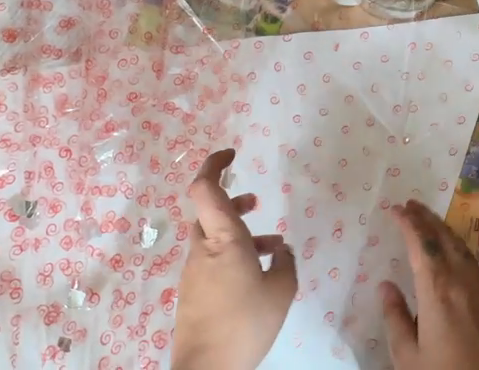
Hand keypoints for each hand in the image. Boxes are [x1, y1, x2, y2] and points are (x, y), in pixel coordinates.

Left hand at [171, 148, 297, 369]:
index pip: (204, 188)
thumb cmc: (245, 323)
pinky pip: (213, 261)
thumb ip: (285, 263)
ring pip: (214, 238)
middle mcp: (204, 249)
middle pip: (210, 211)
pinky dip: (233, 257)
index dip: (214, 164)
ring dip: (240, 233)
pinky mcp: (194, 293)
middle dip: (234, 202)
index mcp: (223, 238)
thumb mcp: (281, 289)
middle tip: (256, 202)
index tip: (231, 154)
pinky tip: (258, 276)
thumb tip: (281, 251)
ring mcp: (195, 272)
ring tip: (272, 246)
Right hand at [379, 200, 478, 369]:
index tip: (395, 209)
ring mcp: (476, 285)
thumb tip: (385, 285)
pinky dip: (454, 241)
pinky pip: (468, 256)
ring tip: (426, 217)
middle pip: (442, 236)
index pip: (421, 244)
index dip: (408, 223)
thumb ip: (395, 318)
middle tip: (409, 204)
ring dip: (441, 226)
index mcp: (437, 289)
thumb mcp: (408, 356)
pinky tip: (449, 246)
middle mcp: (459, 278)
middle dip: (425, 217)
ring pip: (458, 243)